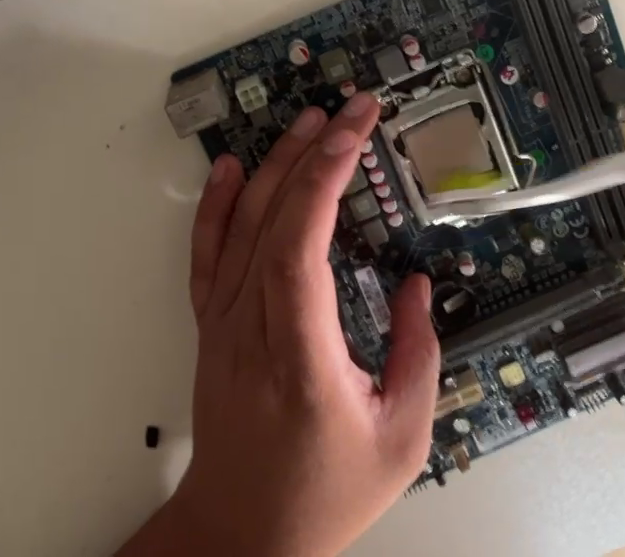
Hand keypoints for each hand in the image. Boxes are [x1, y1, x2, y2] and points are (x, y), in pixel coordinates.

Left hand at [119, 93, 440, 556]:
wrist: (243, 531)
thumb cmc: (324, 493)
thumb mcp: (401, 437)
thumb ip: (417, 353)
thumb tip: (415, 284)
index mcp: (302, 360)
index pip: (301, 246)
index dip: (326, 179)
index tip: (355, 131)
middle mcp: (251, 331)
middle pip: (273, 221)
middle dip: (315, 153)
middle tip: (351, 109)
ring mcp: (222, 325)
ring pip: (241, 226)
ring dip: (275, 165)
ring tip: (309, 121)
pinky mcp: (211, 326)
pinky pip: (207, 254)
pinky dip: (216, 204)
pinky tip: (230, 167)